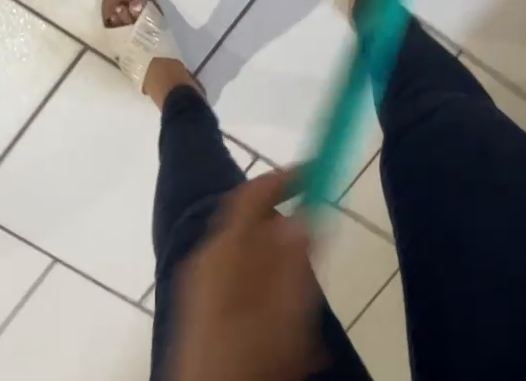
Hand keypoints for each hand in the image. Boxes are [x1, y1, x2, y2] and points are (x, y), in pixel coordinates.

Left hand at [169, 169, 320, 380]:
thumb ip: (296, 258)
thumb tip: (304, 214)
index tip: (320, 168)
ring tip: (306, 325)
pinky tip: (291, 344)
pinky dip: (273, 306)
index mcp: (224, 249)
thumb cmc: (250, 358)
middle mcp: (209, 261)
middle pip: (256, 229)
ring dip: (286, 282)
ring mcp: (205, 290)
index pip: (254, 191)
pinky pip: (248, 295)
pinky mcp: (207, 318)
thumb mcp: (285, 308)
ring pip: (256, 266)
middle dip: (292, 240)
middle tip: (319, 261)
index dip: (286, 175)